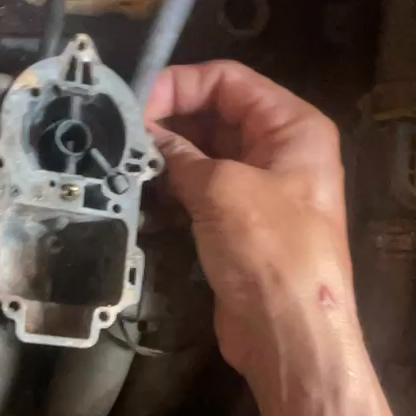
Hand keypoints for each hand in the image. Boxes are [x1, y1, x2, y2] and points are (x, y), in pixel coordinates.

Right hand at [144, 62, 352, 380]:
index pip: (229, 81)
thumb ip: (182, 157)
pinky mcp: (240, 233)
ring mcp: (260, 196)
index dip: (181, 85)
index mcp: (292, 128)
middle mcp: (280, 154)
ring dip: (167, 166)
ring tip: (128, 173)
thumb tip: (147, 139)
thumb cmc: (269, 251)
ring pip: (205, 163)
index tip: (136, 105)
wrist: (290, 334)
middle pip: (216, 120)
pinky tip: (144, 205)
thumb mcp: (223, 190)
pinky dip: (173, 199)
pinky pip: (202, 201)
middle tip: (123, 142)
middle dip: (170, 127)